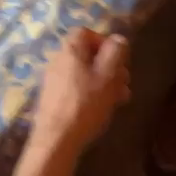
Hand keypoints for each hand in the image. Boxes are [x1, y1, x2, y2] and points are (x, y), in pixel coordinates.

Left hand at [31, 28, 130, 154]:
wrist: (55, 142)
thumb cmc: (85, 105)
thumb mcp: (107, 76)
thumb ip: (115, 53)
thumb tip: (119, 38)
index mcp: (70, 49)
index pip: (86, 32)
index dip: (104, 42)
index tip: (118, 59)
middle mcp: (58, 60)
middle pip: (86, 54)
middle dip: (108, 66)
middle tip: (124, 82)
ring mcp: (52, 81)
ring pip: (82, 73)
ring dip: (102, 82)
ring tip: (118, 100)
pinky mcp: (51, 100)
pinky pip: (74, 89)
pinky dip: (89, 94)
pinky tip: (100, 111)